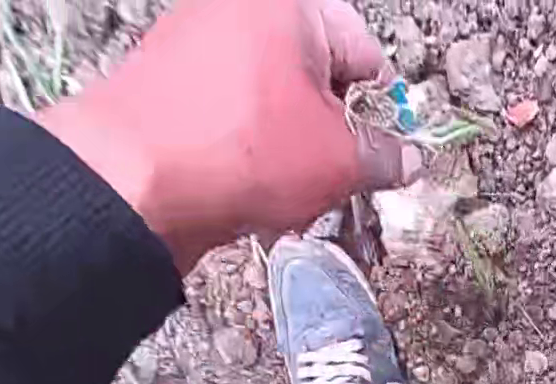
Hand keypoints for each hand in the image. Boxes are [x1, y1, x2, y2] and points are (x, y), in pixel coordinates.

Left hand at [37, 0, 412, 270]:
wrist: (141, 176)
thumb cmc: (254, 153)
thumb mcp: (341, 160)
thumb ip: (386, 156)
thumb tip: (414, 159)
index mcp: (289, 7)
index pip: (368, 53)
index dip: (386, 110)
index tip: (389, 153)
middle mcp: (241, 8)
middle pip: (323, 78)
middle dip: (342, 134)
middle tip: (348, 179)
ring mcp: (202, 40)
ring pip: (285, 103)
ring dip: (307, 150)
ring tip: (307, 193)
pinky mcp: (179, 81)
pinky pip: (246, 114)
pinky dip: (267, 151)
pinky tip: (269, 190)